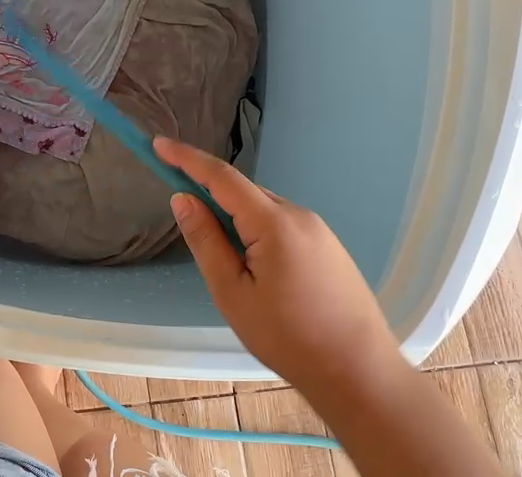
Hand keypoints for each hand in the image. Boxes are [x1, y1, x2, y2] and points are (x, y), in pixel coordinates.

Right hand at [155, 137, 402, 394]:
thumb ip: (206, 241)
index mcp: (273, 223)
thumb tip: (183, 198)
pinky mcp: (330, 249)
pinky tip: (260, 271)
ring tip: (230, 266)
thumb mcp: (232, 294)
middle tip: (187, 220)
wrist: (363, 377)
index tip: (158, 145)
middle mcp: (299, 215)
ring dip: (237, 220)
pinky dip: (260, 232)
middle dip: (212, 196)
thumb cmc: (290, 339)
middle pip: (244, 192)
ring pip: (264, 210)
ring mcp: (320, 231)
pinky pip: (283, 226)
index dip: (186, 158)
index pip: (221, 177)